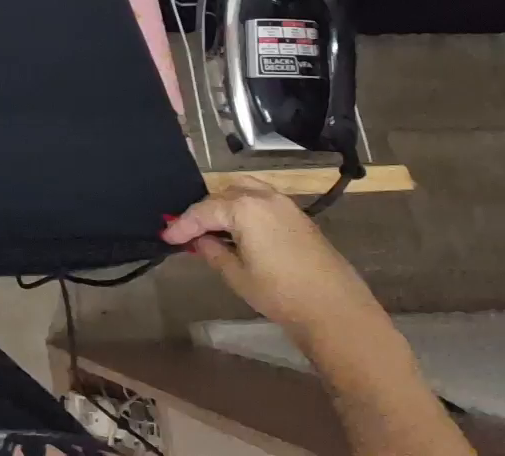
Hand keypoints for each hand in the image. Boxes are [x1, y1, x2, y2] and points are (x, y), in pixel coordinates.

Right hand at [161, 179, 385, 342]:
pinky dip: (245, 207)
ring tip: (214, 226)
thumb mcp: (237, 276)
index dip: (181, 225)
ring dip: (225, 204)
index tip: (166, 237)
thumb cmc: (282, 295)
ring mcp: (285, 205)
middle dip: (203, 213)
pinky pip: (263, 199)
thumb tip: (199, 240)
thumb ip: (212, 252)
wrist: (338, 314)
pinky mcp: (300, 217)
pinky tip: (241, 229)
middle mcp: (264, 197)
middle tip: (188, 233)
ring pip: (244, 191)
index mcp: (243, 208)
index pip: (202, 211)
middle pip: (221, 196)